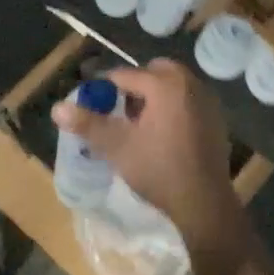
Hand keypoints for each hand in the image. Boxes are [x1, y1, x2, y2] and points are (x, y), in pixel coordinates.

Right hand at [52, 58, 238, 232]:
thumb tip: (57, 108)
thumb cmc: (158, 170)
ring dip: (154, 96)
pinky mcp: (216, 120)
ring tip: (139, 124)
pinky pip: (188, 102)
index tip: (93, 105)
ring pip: (174, 86)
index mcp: (165, 85)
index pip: (125, 75)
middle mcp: (190, 84)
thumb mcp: (117, 147)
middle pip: (154, 72)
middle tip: (120, 112)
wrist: (203, 202)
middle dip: (135, 87)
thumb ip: (88, 124)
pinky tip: (163, 136)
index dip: (104, 88)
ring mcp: (207, 102)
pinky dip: (173, 108)